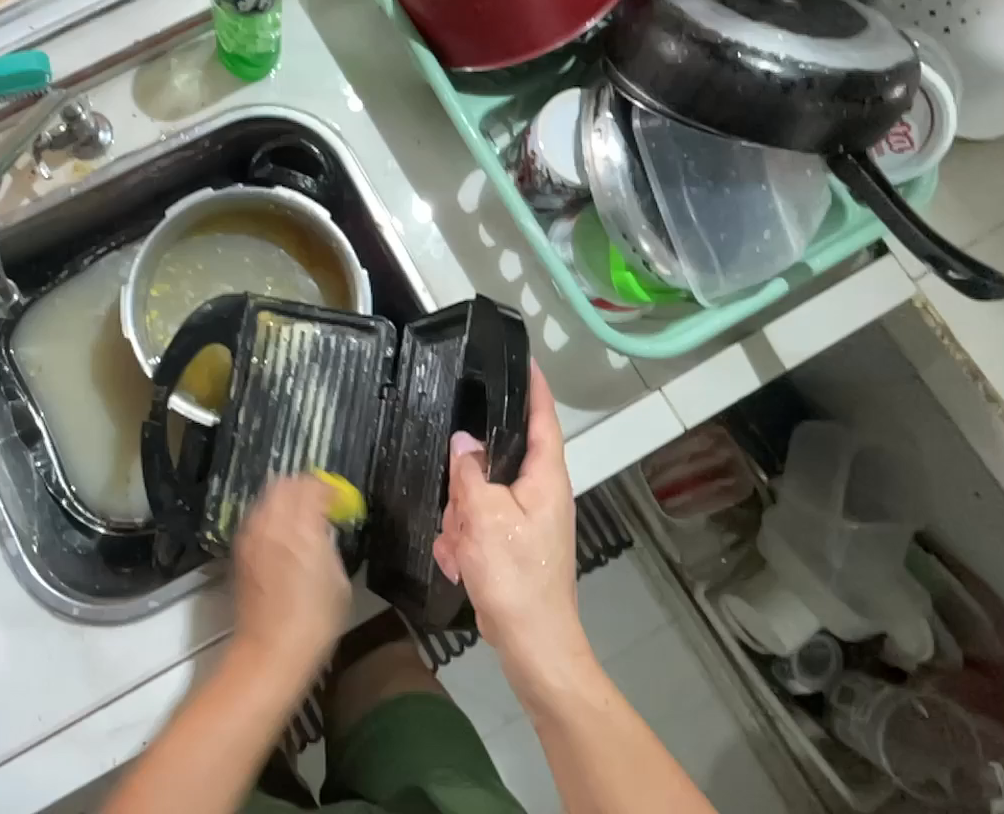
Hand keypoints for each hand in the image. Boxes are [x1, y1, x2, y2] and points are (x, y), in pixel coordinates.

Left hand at [232, 474, 350, 676]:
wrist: (271, 651)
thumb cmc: (314, 622)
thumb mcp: (338, 580)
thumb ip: (329, 545)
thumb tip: (323, 531)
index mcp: (302, 527)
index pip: (312, 487)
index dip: (328, 489)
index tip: (339, 500)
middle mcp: (272, 523)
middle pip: (285, 484)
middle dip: (304, 487)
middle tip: (319, 502)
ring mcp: (252, 534)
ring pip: (267, 497)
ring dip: (285, 499)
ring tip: (300, 517)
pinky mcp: (240, 549)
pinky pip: (256, 518)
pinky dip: (270, 516)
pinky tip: (281, 535)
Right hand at [432, 364, 589, 681]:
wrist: (532, 644)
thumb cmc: (516, 576)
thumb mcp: (484, 516)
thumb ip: (470, 472)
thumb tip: (463, 442)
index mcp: (546, 479)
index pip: (543, 420)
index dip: (534, 388)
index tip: (524, 359)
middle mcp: (540, 495)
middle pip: (496, 461)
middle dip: (467, 481)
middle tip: (457, 504)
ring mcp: (526, 522)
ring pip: (479, 496)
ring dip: (460, 517)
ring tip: (460, 545)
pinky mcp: (511, 545)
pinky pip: (478, 525)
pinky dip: (463, 541)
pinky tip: (459, 562)